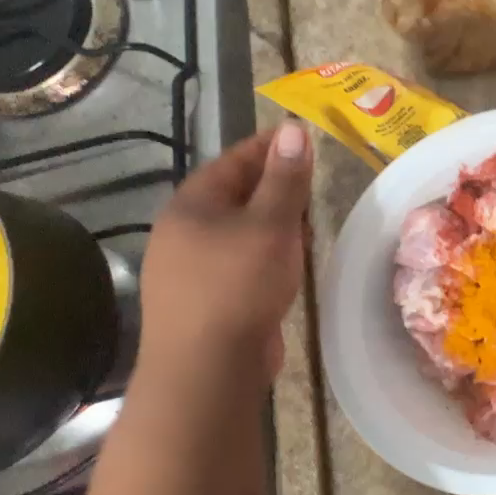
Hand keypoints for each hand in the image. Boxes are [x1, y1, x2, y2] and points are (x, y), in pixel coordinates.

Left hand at [139, 121, 312, 382]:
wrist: (206, 365)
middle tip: (314, 183)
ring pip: (238, 229)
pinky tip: (288, 264)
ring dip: (273, 221)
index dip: (269, 147)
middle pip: (234, 194)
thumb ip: (285, 179)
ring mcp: (189, 267)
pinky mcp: (204, 297)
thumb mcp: (272, 224)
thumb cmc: (239, 285)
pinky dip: (266, 251)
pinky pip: (240, 259)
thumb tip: (291, 129)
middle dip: (274, 185)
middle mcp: (182, 231)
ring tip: (308, 224)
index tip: (305, 138)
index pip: (233, 161)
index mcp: (191, 206)